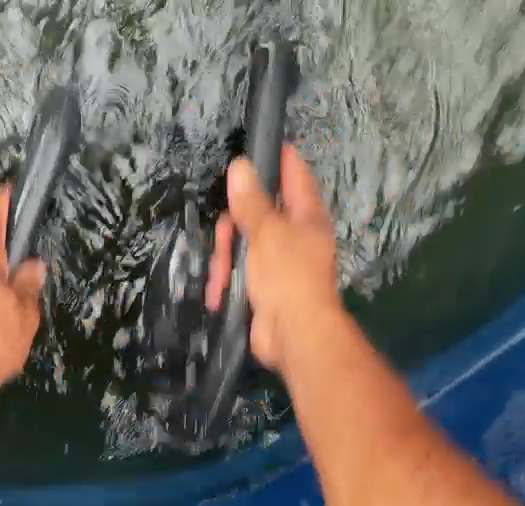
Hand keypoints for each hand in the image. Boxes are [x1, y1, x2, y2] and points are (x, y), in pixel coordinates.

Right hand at [204, 144, 342, 370]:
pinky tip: (219, 295)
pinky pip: (238, 277)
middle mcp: (294, 236)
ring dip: (224, 263)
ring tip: (220, 280)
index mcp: (305, 215)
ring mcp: (278, 265)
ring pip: (242, 248)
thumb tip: (240, 166)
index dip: (275, 159)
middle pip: (256, 215)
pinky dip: (226, 284)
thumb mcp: (266, 233)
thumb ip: (251, 201)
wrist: (293, 335)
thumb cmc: (288, 277)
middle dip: (233, 229)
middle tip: (225, 243)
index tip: (252, 150)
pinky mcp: (263, 290)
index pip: (293, 173)